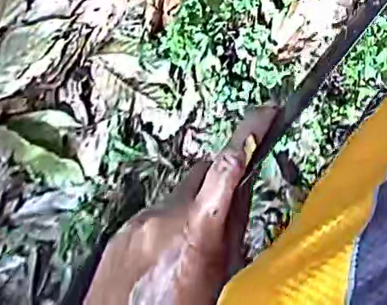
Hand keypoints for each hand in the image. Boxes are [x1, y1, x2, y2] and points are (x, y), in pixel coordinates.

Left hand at [83, 107, 277, 304]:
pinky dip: (162, 230)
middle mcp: (164, 216)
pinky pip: (151, 219)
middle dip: (216, 185)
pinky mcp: (117, 237)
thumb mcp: (223, 275)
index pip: (230, 161)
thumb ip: (235, 225)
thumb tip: (244, 184)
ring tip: (184, 255)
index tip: (269, 111)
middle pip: (203, 172)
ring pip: (176, 198)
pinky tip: (161, 264)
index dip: (252, 129)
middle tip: (221, 218)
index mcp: (197, 227)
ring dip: (187, 213)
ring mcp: (136, 225)